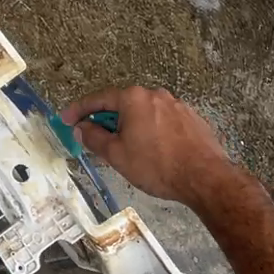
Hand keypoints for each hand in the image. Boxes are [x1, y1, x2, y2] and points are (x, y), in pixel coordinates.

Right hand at [61, 86, 239, 210]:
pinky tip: (152, 149)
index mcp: (133, 98)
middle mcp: (154, 94)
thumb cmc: (157, 165)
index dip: (78, 110)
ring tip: (126, 148)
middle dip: (106, 120)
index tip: (66, 120)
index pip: (97, 100)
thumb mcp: (117, 155)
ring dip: (130, 126)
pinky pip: (162, 121)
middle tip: (95, 138)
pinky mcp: (192, 119)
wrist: (208, 179)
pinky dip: (151, 130)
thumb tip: (81, 128)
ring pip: (143, 113)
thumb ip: (94, 138)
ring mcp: (176, 105)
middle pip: (121, 104)